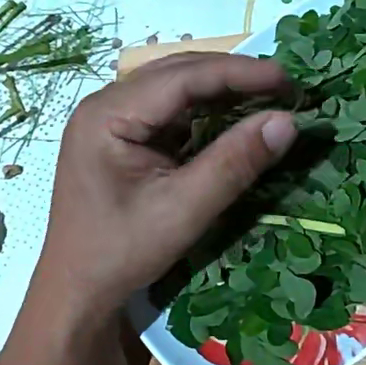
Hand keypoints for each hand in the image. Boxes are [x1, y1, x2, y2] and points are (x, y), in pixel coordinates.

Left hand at [29, 54, 297, 322]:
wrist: (78, 291)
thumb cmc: (121, 252)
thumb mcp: (183, 209)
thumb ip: (234, 162)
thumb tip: (287, 121)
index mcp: (107, 114)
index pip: (181, 76)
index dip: (238, 73)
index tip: (287, 78)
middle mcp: (105, 105)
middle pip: (177, 74)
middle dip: (232, 77)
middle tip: (285, 88)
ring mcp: (110, 119)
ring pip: (174, 89)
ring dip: (221, 92)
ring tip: (269, 97)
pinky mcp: (121, 137)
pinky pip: (169, 112)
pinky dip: (205, 112)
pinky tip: (235, 118)